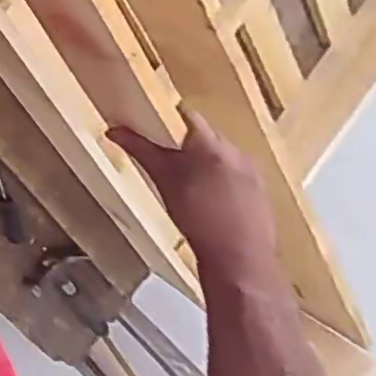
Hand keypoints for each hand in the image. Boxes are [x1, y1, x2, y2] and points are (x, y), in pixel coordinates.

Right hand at [109, 110, 278, 283]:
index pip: (189, 115)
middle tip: (171, 155)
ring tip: (191, 181)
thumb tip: (113, 130)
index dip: (173, 116)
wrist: (238, 260)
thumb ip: (138, 149)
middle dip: (190, 141)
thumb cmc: (195, 215)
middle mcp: (234, 149)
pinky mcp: (263, 191)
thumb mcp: (162, 179)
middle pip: (208, 134)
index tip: (159, 121)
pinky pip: (239, 173)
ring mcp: (252, 171)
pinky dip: (225, 178)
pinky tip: (213, 199)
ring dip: (208, 160)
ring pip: (224, 154)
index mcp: (209, 141)